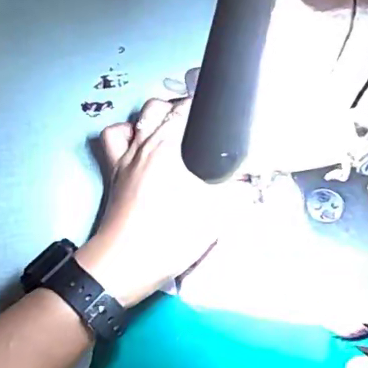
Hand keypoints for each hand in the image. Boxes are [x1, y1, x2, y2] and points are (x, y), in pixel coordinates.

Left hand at [78, 97, 245, 306]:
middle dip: (188, 110)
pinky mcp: (113, 168)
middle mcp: (147, 141)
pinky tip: (140, 141)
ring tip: (177, 130)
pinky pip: (114, 135)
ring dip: (160, 115)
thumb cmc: (173, 236)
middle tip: (207, 129)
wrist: (128, 261)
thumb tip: (254, 180)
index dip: (212, 111)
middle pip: (167, 106)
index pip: (193, 108)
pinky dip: (128, 131)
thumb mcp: (218, 215)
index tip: (227, 123)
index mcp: (172, 145)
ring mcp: (127, 153)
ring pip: (142, 114)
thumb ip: (240, 191)